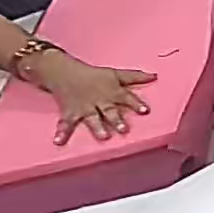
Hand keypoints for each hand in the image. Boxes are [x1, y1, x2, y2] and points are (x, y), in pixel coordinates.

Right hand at [28, 50, 155, 142]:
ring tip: (104, 136)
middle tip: (124, 129)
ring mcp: (85, 108)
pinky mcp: (71, 113)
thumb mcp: (115, 74)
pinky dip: (62, 132)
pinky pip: (66, 123)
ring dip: (98, 127)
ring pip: (92, 118)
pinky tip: (59, 141)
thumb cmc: (93, 75)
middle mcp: (100, 101)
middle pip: (110, 111)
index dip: (136, 104)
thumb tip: (154, 76)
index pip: (127, 98)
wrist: (62, 71)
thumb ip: (135, 77)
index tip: (145, 110)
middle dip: (117, 119)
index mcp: (112, 92)